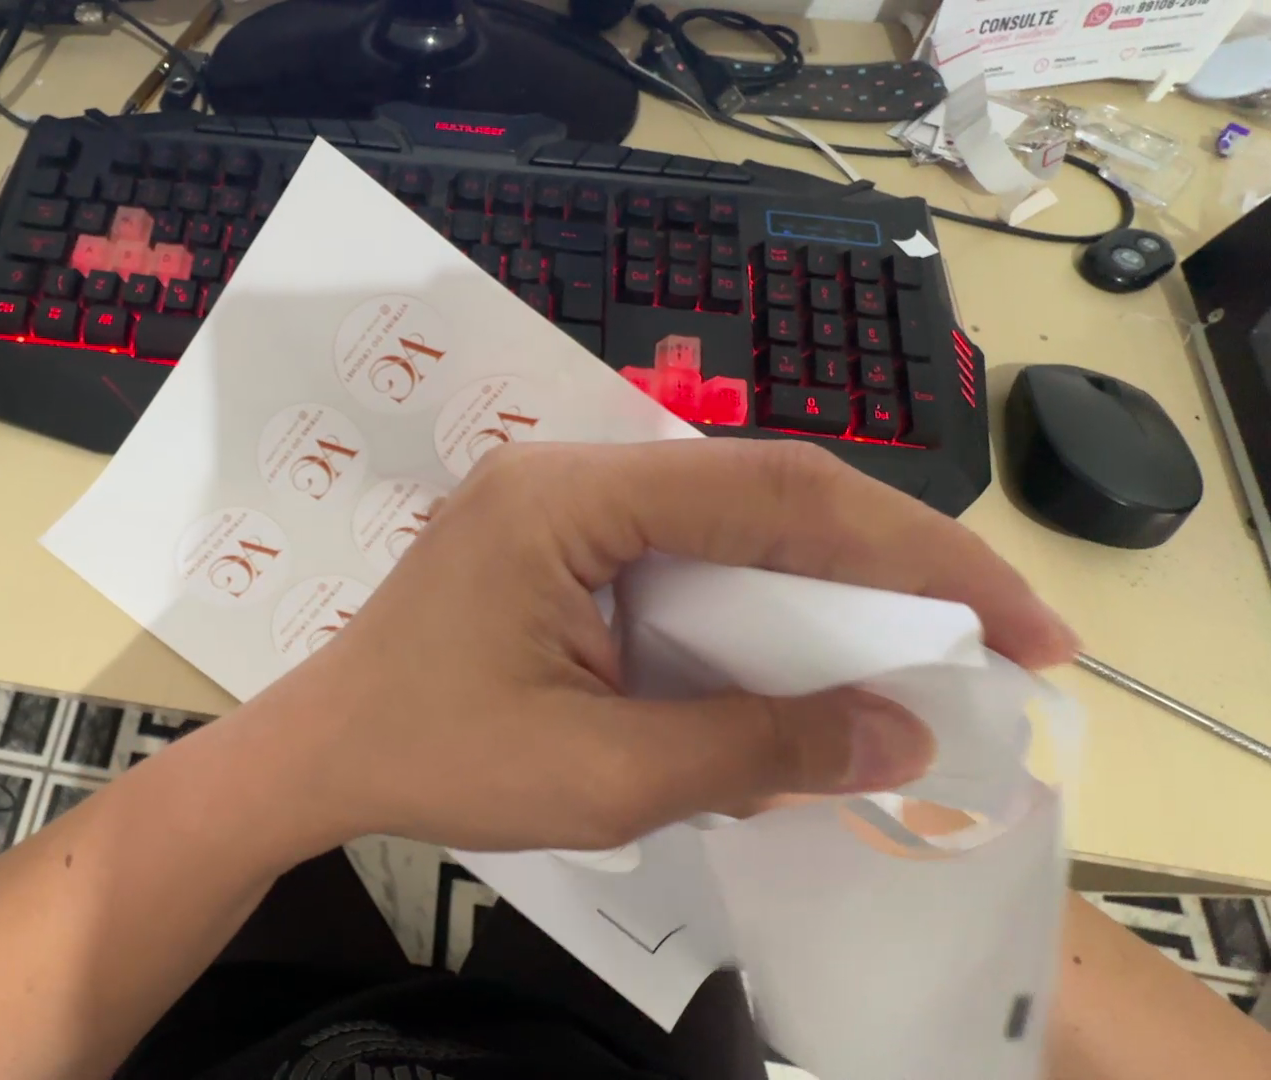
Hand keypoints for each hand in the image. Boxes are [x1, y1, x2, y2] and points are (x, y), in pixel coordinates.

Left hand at [237, 439, 1077, 854]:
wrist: (320, 752)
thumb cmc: (435, 760)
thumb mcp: (605, 772)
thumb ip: (756, 746)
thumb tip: (900, 736)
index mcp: (565, 499)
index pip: (774, 492)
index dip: (915, 553)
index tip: (1022, 632)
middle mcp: (555, 473)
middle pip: (748, 492)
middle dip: (870, 565)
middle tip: (971, 647)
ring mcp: (539, 501)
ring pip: (709, 520)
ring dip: (801, 584)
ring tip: (889, 656)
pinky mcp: (534, 539)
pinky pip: (657, 550)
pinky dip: (728, 599)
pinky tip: (769, 653)